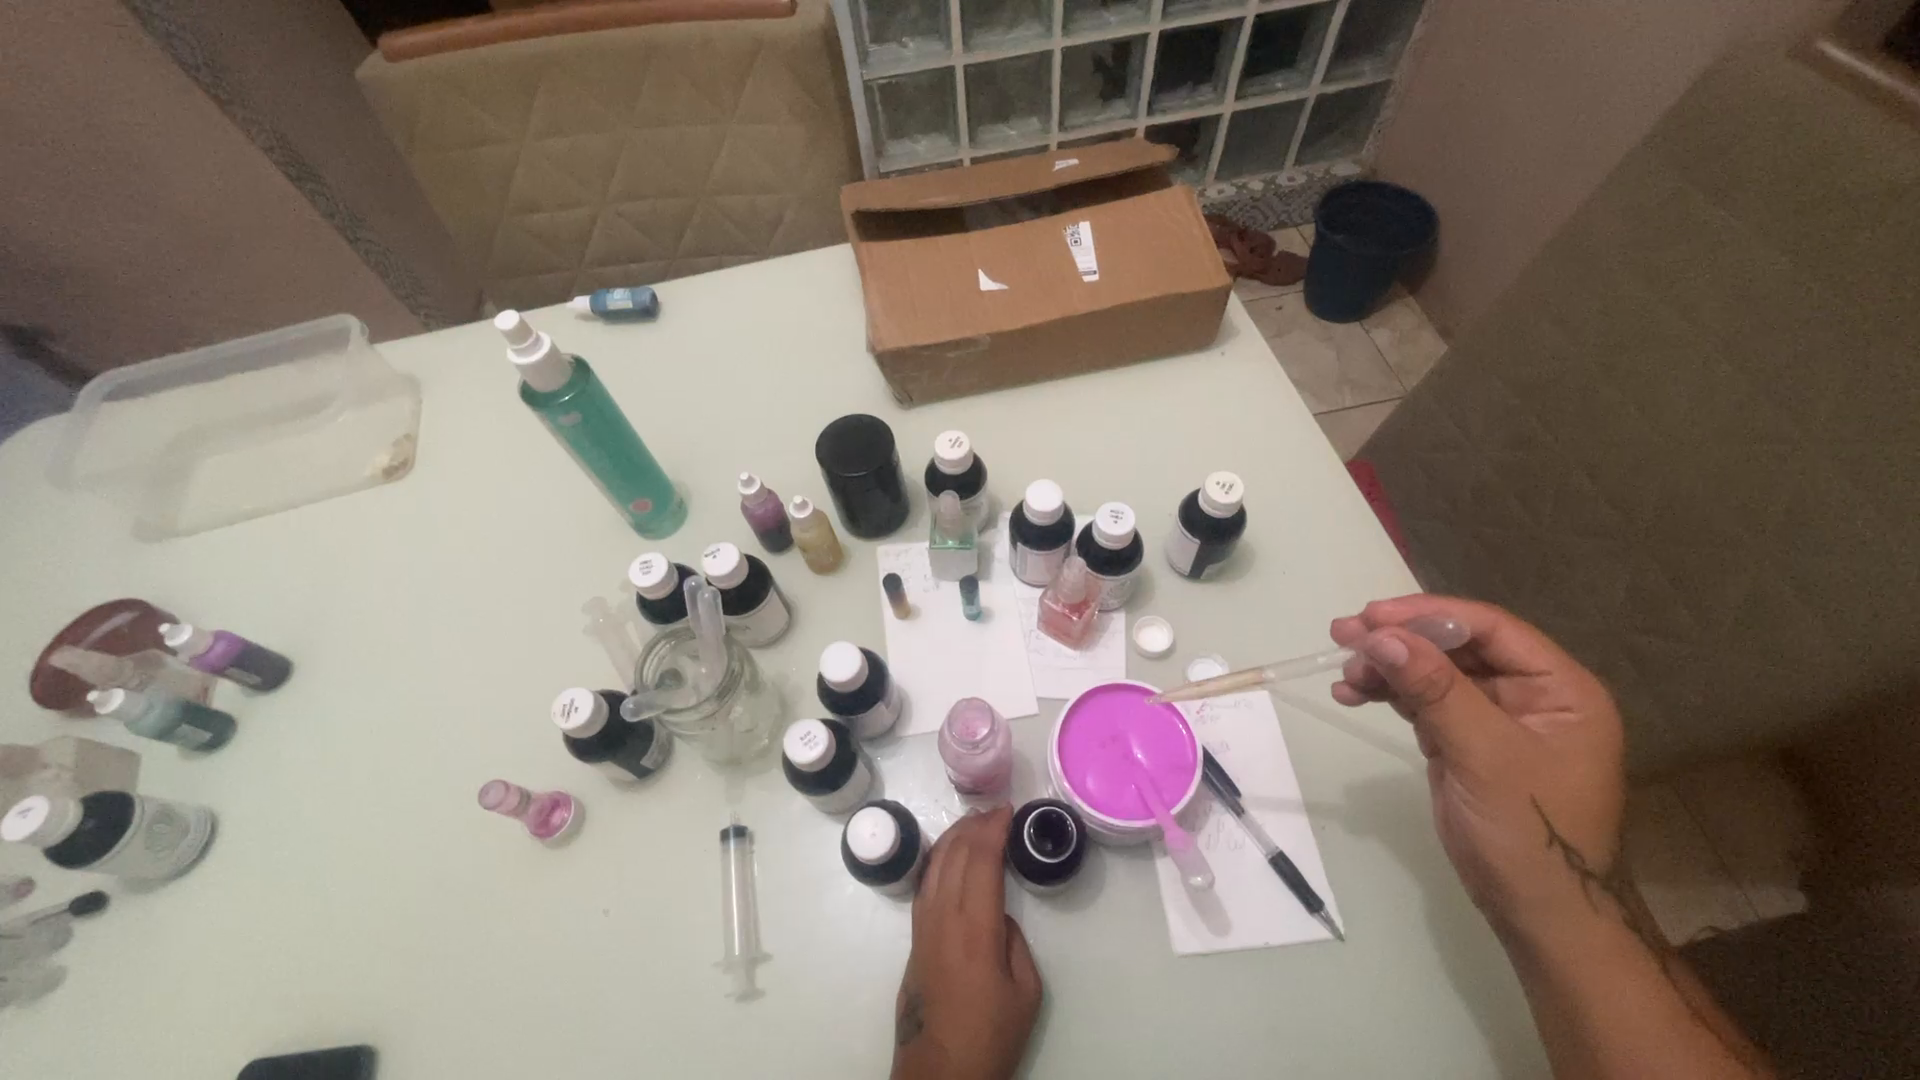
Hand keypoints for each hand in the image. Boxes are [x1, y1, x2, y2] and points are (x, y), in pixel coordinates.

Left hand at [893, 806, 1042, 1079]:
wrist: (940, 1069)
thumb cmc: (989, 1032)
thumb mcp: (1025, 990)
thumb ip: (1013, 941)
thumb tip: (997, 914)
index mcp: (974, 926)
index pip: (981, 859)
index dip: (994, 828)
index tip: (1009, 810)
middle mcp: (943, 916)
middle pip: (955, 853)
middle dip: (975, 824)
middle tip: (996, 811)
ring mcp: (923, 924)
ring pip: (935, 864)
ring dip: (955, 837)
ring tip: (974, 822)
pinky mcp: (915, 936)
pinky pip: (926, 882)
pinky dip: (940, 857)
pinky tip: (950, 854)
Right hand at [1330, 595, 1625, 932]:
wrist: (1536, 911)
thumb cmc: (1528, 830)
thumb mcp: (1484, 753)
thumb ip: (1434, 689)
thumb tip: (1380, 636)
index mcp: (1559, 689)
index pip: (1490, 630)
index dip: (1429, 616)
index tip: (1372, 617)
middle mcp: (1529, 694)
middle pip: (1456, 647)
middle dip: (1400, 639)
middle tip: (1343, 634)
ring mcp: (1493, 717)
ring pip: (1432, 671)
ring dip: (1386, 667)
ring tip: (1344, 675)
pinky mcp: (1463, 740)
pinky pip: (1421, 701)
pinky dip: (1387, 693)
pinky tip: (1352, 693)